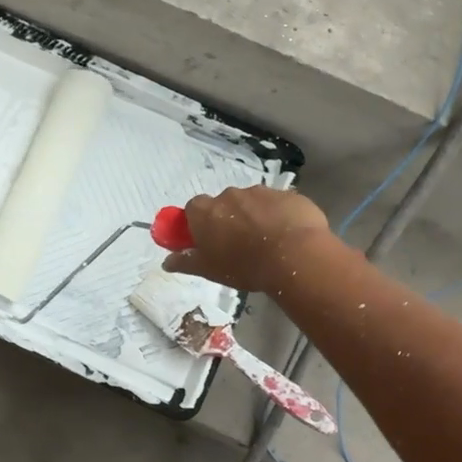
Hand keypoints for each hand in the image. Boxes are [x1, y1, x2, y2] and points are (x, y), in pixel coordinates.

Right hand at [161, 185, 330, 292]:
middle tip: (238, 244)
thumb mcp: (208, 270)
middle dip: (228, 219)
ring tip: (266, 242)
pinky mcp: (289, 195)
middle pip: (223, 204)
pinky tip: (287, 236)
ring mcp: (261, 192)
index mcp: (205, 211)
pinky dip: (279, 216)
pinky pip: (278, 204)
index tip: (206, 239)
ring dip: (254, 216)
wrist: (295, 257)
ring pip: (252, 203)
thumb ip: (184, 262)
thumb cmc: (244, 265)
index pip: (193, 209)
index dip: (198, 223)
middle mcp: (229, 195)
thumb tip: (166, 262)